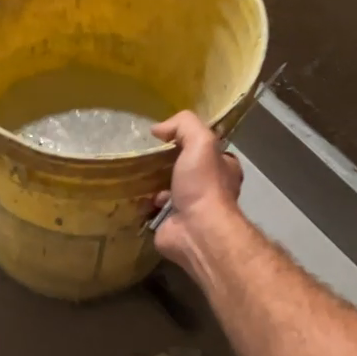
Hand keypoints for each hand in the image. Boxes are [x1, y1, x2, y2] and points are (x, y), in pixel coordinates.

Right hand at [150, 111, 242, 276]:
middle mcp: (208, 188)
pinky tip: (133, 196)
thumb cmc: (203, 184)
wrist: (195, 229)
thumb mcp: (200, 141)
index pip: (206, 149)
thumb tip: (158, 129)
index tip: (166, 138)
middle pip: (182, 169)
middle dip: (164, 164)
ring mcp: (189, 208)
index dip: (188, 142)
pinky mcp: (170, 223)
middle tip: (145, 158)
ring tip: (135, 176)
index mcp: (223, 168)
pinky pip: (152, 209)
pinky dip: (141, 203)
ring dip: (150, 184)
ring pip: (165, 189)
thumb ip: (183, 125)